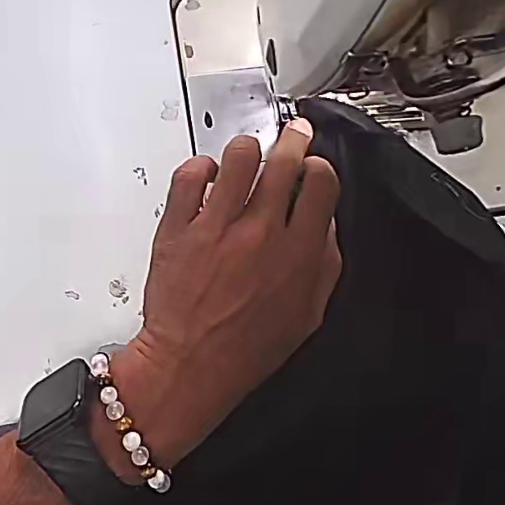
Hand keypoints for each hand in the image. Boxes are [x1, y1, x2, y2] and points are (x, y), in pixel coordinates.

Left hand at [99, 120, 341, 475]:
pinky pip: (190, 176)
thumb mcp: (306, 315)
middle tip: (290, 137)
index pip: (321, 182)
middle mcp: (259, 234)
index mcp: (298, 254)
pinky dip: (201, 167)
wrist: (190, 366)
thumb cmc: (244, 348)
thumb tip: (325, 225)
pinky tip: (207, 176)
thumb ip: (324, 265)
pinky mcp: (179, 228)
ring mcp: (216, 228)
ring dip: (246, 150)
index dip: (319, 167)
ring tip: (245, 158)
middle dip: (292, 141)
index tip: (313, 167)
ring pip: (239, 157)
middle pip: (284, 160)